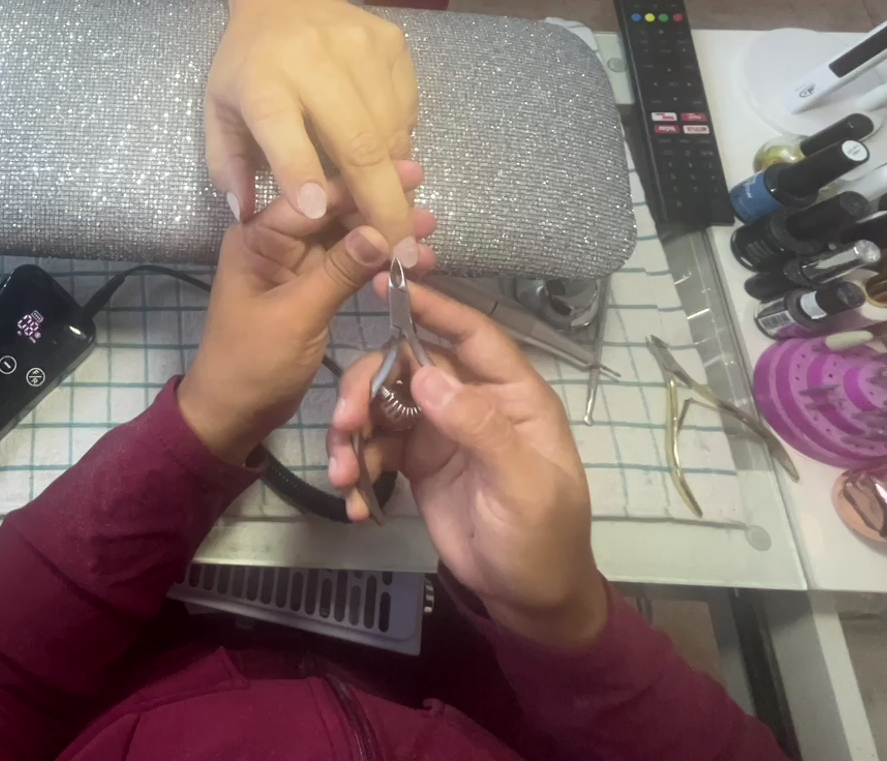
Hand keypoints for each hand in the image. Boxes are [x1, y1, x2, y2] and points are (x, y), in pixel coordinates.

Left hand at [178, 161, 435, 464]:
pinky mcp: (308, 286)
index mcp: (256, 237)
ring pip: (344, 237)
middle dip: (378, 209)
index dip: (360, 185)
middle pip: (331, 212)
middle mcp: (274, 241)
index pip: (312, 197)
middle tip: (427, 207)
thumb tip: (382, 230)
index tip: (409, 174)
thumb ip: (338, 271)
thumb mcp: (296, 315)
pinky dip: (375, 262)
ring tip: (430, 232)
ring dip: (383, 235)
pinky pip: (345, 264)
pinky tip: (411, 261)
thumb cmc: (253, 363)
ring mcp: (292, 263)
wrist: (233, 411)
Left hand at [205, 0, 418, 260]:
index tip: (315, 214)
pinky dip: (400, 146)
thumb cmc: (246, 65)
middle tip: (400, 253)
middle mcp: (314, 59)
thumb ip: (226, 164)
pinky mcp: (393, 44)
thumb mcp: (218, 111)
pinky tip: (384, 159)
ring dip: (396, 182)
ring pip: (391, 131)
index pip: (282, 129)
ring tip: (396, 218)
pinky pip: (406, 111)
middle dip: (381, 203)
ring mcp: (361, 48)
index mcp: (261, 79)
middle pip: (357, 141)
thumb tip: (246, 215)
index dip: (299, 171)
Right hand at [325, 279, 606, 648]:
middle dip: (366, 389)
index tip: (385, 286)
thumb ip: (479, 428)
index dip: (431, 305)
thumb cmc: (542, 540)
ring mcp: (436, 426)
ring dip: (353, 434)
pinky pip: (372, 444)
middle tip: (345, 423)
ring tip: (344, 475)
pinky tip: (356, 502)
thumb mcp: (523, 487)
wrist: (526, 600)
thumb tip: (424, 374)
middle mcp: (468, 398)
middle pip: (404, 366)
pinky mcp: (412, 456)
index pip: (470, 333)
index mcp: (509, 393)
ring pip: (378, 403)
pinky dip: (356, 466)